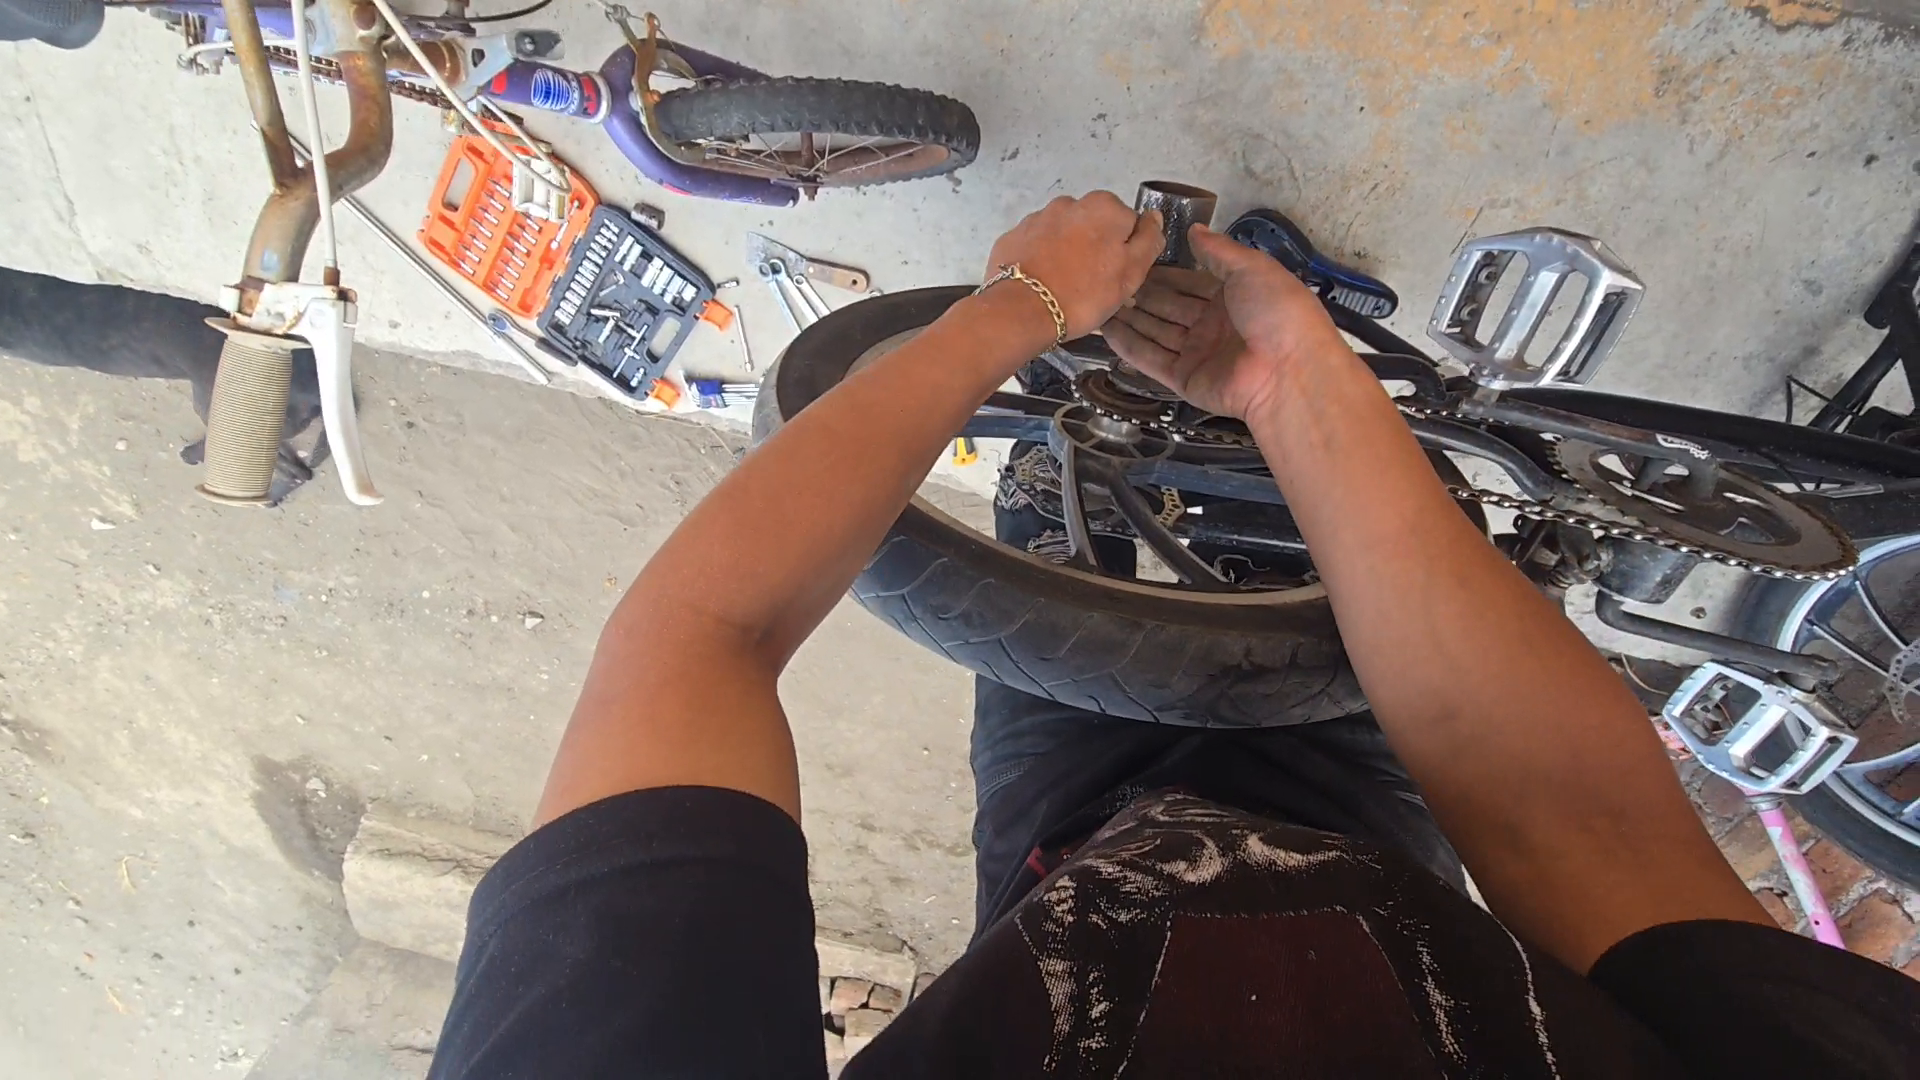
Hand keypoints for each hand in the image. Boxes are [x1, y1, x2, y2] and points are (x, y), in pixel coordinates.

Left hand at [980, 192, 1166, 342]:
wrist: (1020, 312)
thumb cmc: (1082, 296)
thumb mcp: (1131, 274)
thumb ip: (1149, 240)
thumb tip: (1154, 217)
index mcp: (1105, 207)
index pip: (1128, 226)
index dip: (1125, 254)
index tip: (1114, 278)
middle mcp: (1070, 203)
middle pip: (1093, 228)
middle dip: (1094, 252)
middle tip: (1089, 288)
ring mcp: (1037, 218)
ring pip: (1063, 237)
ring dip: (1066, 255)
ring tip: (1062, 288)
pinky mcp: (1013, 238)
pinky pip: (1035, 248)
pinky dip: (1040, 262)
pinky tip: (1041, 285)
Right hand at [1102, 224, 1351, 418]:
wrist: (1287, 371)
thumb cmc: (1278, 313)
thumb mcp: (1252, 268)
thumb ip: (1218, 251)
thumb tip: (1194, 229)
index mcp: (1232, 297)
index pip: (1188, 283)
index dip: (1163, 274)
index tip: (1134, 263)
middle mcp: (1212, 325)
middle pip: (1168, 308)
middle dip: (1141, 296)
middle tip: (1109, 282)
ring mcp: (1196, 353)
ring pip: (1155, 332)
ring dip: (1129, 319)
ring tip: (1100, 303)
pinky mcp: (1183, 379)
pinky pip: (1151, 359)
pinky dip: (1129, 346)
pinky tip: (1106, 330)